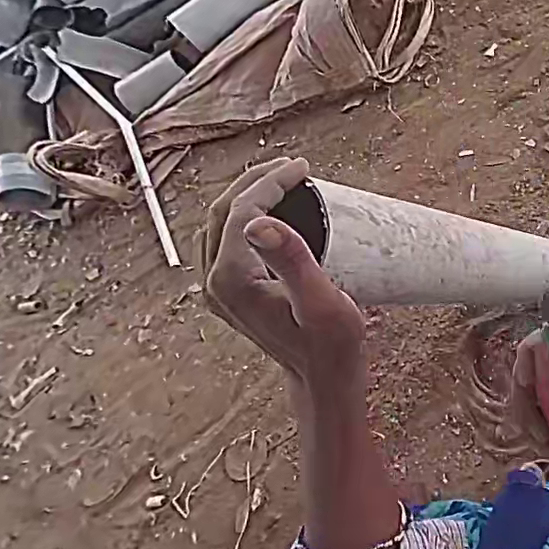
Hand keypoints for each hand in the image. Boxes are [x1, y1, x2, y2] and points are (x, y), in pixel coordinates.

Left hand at [202, 158, 365, 392]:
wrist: (323, 381)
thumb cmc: (331, 348)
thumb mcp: (323, 304)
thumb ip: (293, 262)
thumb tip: (260, 222)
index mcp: (233, 281)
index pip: (244, 212)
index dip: (271, 183)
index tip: (302, 168)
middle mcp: (216, 284)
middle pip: (224, 212)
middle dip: (256, 181)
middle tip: (293, 167)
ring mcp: (219, 290)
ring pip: (221, 224)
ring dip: (248, 195)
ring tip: (283, 180)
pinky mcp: (230, 293)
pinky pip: (227, 240)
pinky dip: (246, 216)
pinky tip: (271, 211)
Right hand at [509, 333, 548, 504]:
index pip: (545, 341)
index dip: (528, 367)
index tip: (531, 402)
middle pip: (532, 362)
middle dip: (527, 399)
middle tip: (540, 434)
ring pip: (532, 380)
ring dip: (529, 413)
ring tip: (548, 442)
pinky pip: (537, 394)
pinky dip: (534, 419)